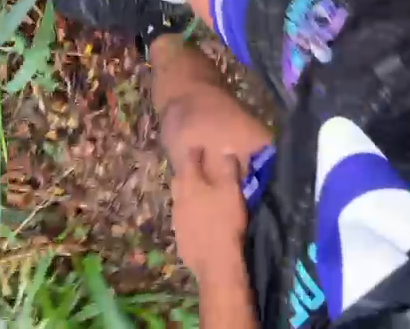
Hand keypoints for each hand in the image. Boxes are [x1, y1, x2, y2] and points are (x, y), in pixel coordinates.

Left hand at [169, 146, 248, 284]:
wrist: (216, 262)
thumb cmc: (225, 219)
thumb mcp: (232, 190)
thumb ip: (229, 167)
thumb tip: (225, 149)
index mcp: (190, 183)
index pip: (190, 160)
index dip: (195, 152)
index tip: (199, 147)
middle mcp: (178, 198)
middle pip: (179, 180)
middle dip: (187, 173)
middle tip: (197, 172)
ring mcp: (177, 220)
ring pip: (179, 201)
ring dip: (186, 197)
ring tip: (197, 198)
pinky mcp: (180, 240)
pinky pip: (183, 222)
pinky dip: (189, 218)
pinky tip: (197, 223)